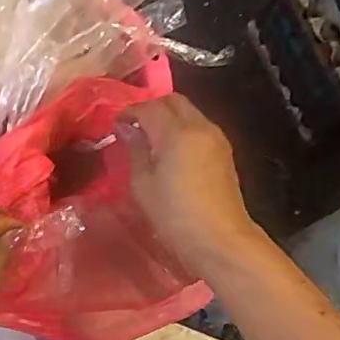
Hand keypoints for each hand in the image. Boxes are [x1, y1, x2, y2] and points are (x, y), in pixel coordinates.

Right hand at [117, 94, 263, 275]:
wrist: (218, 238)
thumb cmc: (173, 214)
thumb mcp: (142, 184)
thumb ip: (135, 151)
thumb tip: (129, 131)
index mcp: (176, 132)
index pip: (149, 107)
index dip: (129, 112)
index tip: (115, 124)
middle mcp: (199, 126)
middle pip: (174, 101)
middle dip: (152, 107)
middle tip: (133, 126)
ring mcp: (216, 138)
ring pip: (189, 112)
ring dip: (168, 118)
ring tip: (150, 139)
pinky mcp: (224, 152)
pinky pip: (199, 128)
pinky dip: (182, 130)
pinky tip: (170, 150)